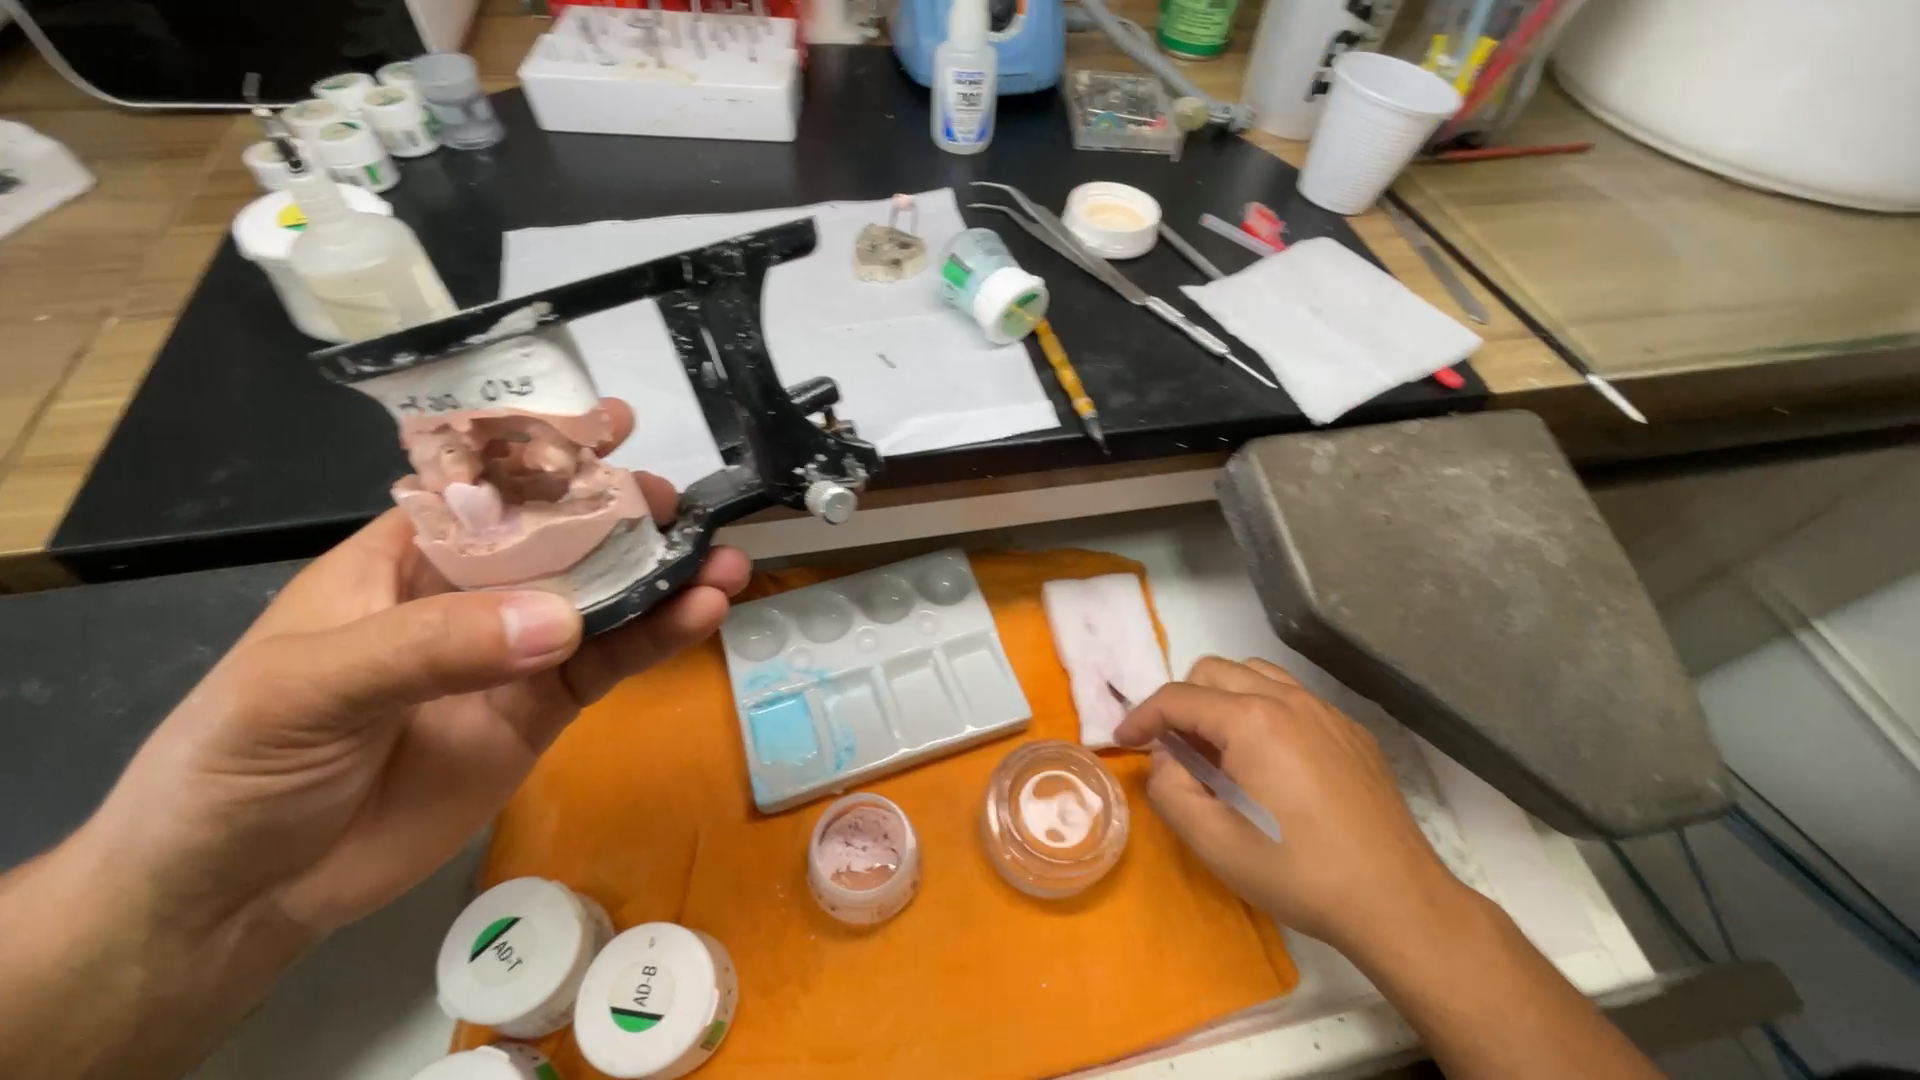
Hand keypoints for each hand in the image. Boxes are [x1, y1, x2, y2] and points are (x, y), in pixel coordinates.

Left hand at [83, 399, 750, 938]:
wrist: (242, 894)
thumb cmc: (235, 764)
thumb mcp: (309, 687)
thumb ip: (433, 645)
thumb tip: (562, 621)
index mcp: (402, 560)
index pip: (486, 488)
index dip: (549, 453)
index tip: (612, 426)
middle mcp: (469, 594)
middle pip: (563, 540)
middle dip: (624, 517)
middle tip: (681, 509)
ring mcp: (513, 653)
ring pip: (603, 603)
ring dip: (664, 582)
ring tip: (723, 565)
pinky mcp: (543, 709)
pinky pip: (609, 665)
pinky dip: (656, 640)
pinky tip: (700, 617)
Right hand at [1115, 657, 1464, 952]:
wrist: (1396, 902)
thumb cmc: (1297, 873)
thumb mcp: (1212, 841)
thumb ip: (1168, 788)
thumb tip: (1167, 758)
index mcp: (1250, 720)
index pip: (1177, 698)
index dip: (1141, 717)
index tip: (1124, 741)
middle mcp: (1288, 700)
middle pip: (1213, 672)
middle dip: (1182, 703)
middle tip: (1177, 751)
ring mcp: (1325, 712)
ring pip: (1255, 675)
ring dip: (1223, 699)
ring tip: (1220, 749)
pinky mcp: (1351, 732)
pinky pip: (1293, 699)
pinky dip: (1263, 712)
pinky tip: (1271, 764)